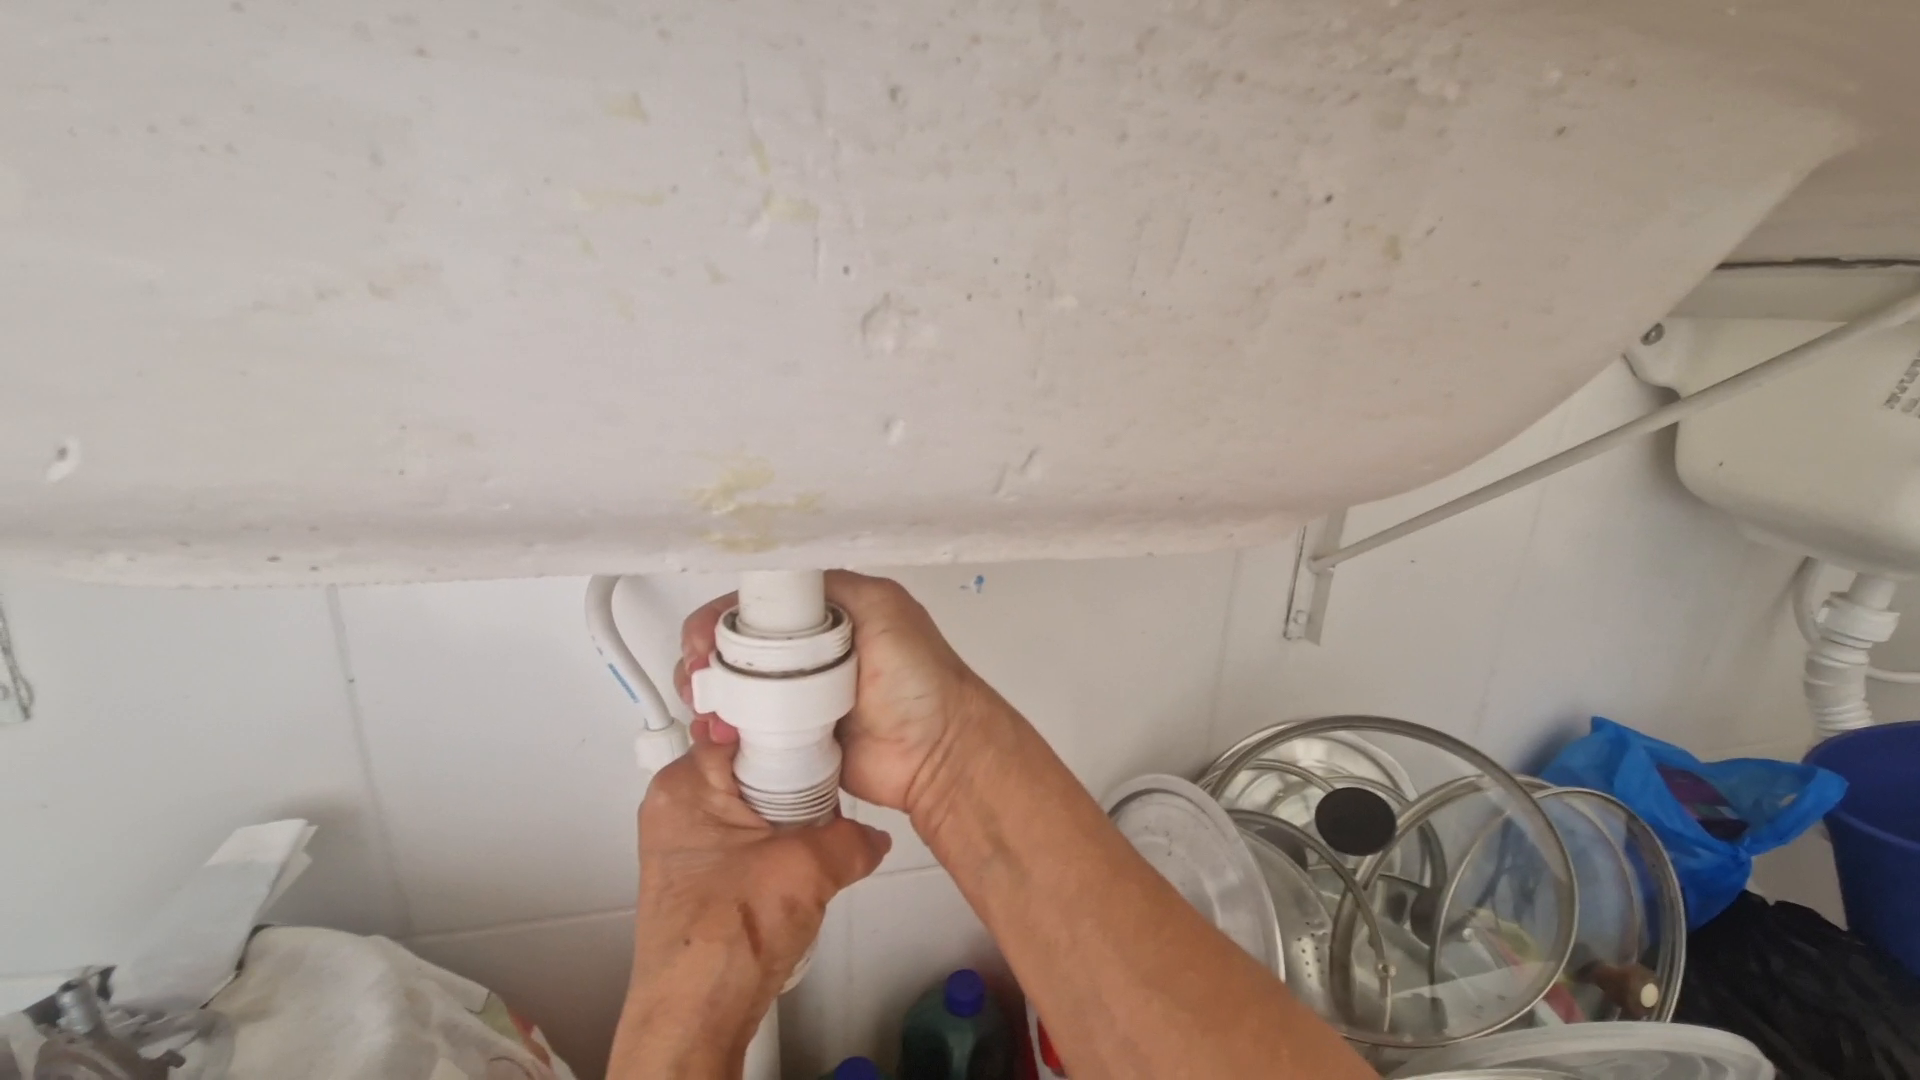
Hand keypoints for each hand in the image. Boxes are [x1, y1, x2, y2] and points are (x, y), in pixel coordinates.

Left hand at [609, 721, 890, 1078]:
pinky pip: (749, 834)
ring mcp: (685, 842)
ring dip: (791, 814)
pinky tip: (805, 859)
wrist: (698, 1018)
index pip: (745, 724)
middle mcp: (676, 805)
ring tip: (822, 826)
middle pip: (751, 763)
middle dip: (796, 777)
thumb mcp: (809, 866)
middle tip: (832, 784)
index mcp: (684, 783)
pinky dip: (779, 841)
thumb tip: (873, 837)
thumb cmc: (728, 936)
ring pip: (753, 801)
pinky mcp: (701, 874)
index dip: (792, 726)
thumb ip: (853, 838)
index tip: (830, 730)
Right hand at [675, 571, 985, 813]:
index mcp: (825, 618)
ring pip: (732, 691)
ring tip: (709, 709)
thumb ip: (834, 587)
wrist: (937, 752)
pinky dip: (723, 731)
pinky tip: (718, 735)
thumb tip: (782, 577)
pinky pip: (744, 731)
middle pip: (734, 649)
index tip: (704, 638)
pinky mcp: (790, 739)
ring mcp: (795, 698)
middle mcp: (805, 655)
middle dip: (705, 660)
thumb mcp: (882, 606)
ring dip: (709, 696)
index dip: (722, 618)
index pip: (756, 607)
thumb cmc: (921, 678)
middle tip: (699, 677)